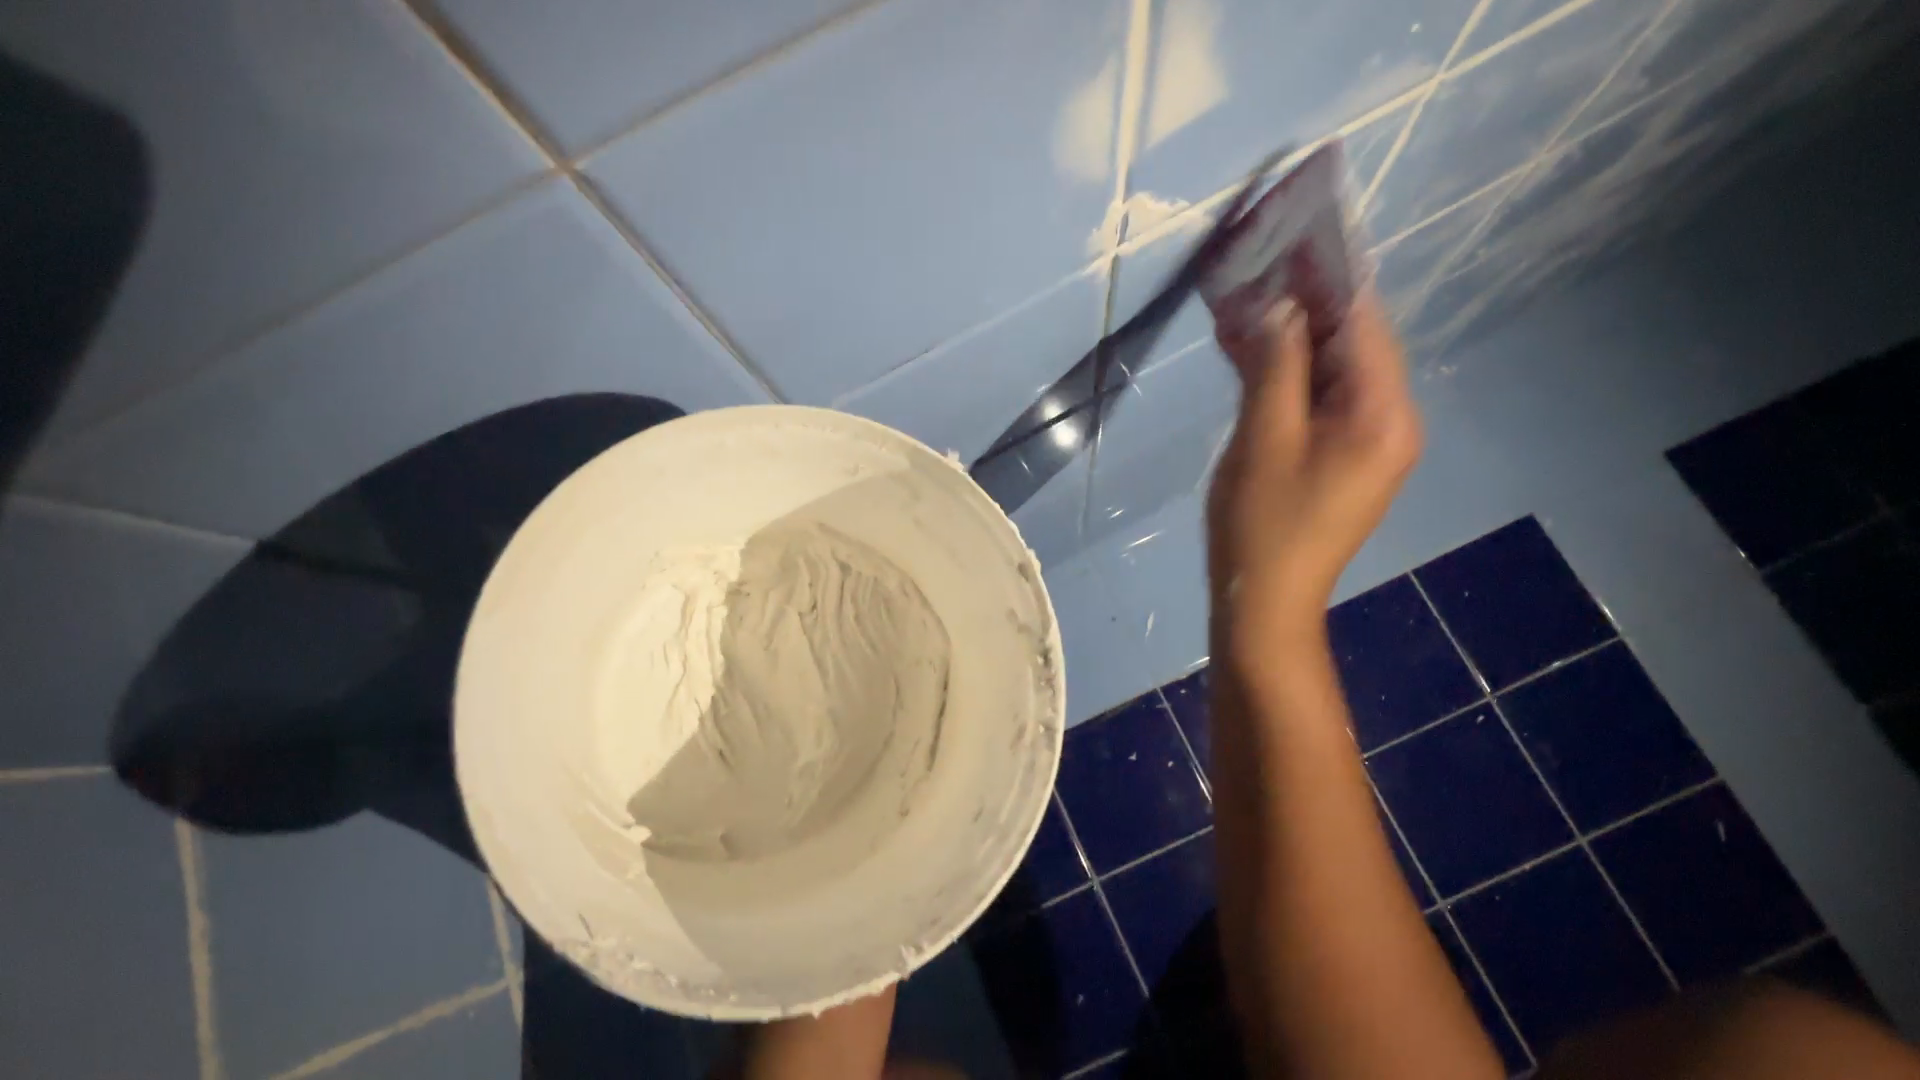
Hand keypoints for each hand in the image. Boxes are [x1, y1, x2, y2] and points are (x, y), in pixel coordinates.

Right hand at [1206, 290, 1420, 663]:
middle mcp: (1390, 420)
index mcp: (1383, 413)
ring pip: (1331, 369)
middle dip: (1302, 304)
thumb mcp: (1263, 437)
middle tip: (1254, 266)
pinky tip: (1249, 351)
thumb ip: (1276, 363)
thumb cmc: (1263, 524)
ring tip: (1241, 302)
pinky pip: (1320, 399)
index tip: (1291, 233)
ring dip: (1289, 338)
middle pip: (1351, 342)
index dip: (1327, 275)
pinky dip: (1288, 375)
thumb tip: (1281, 304)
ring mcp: (1368, 441)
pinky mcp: (1344, 456)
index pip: (1362, 320)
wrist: (1265, 604)